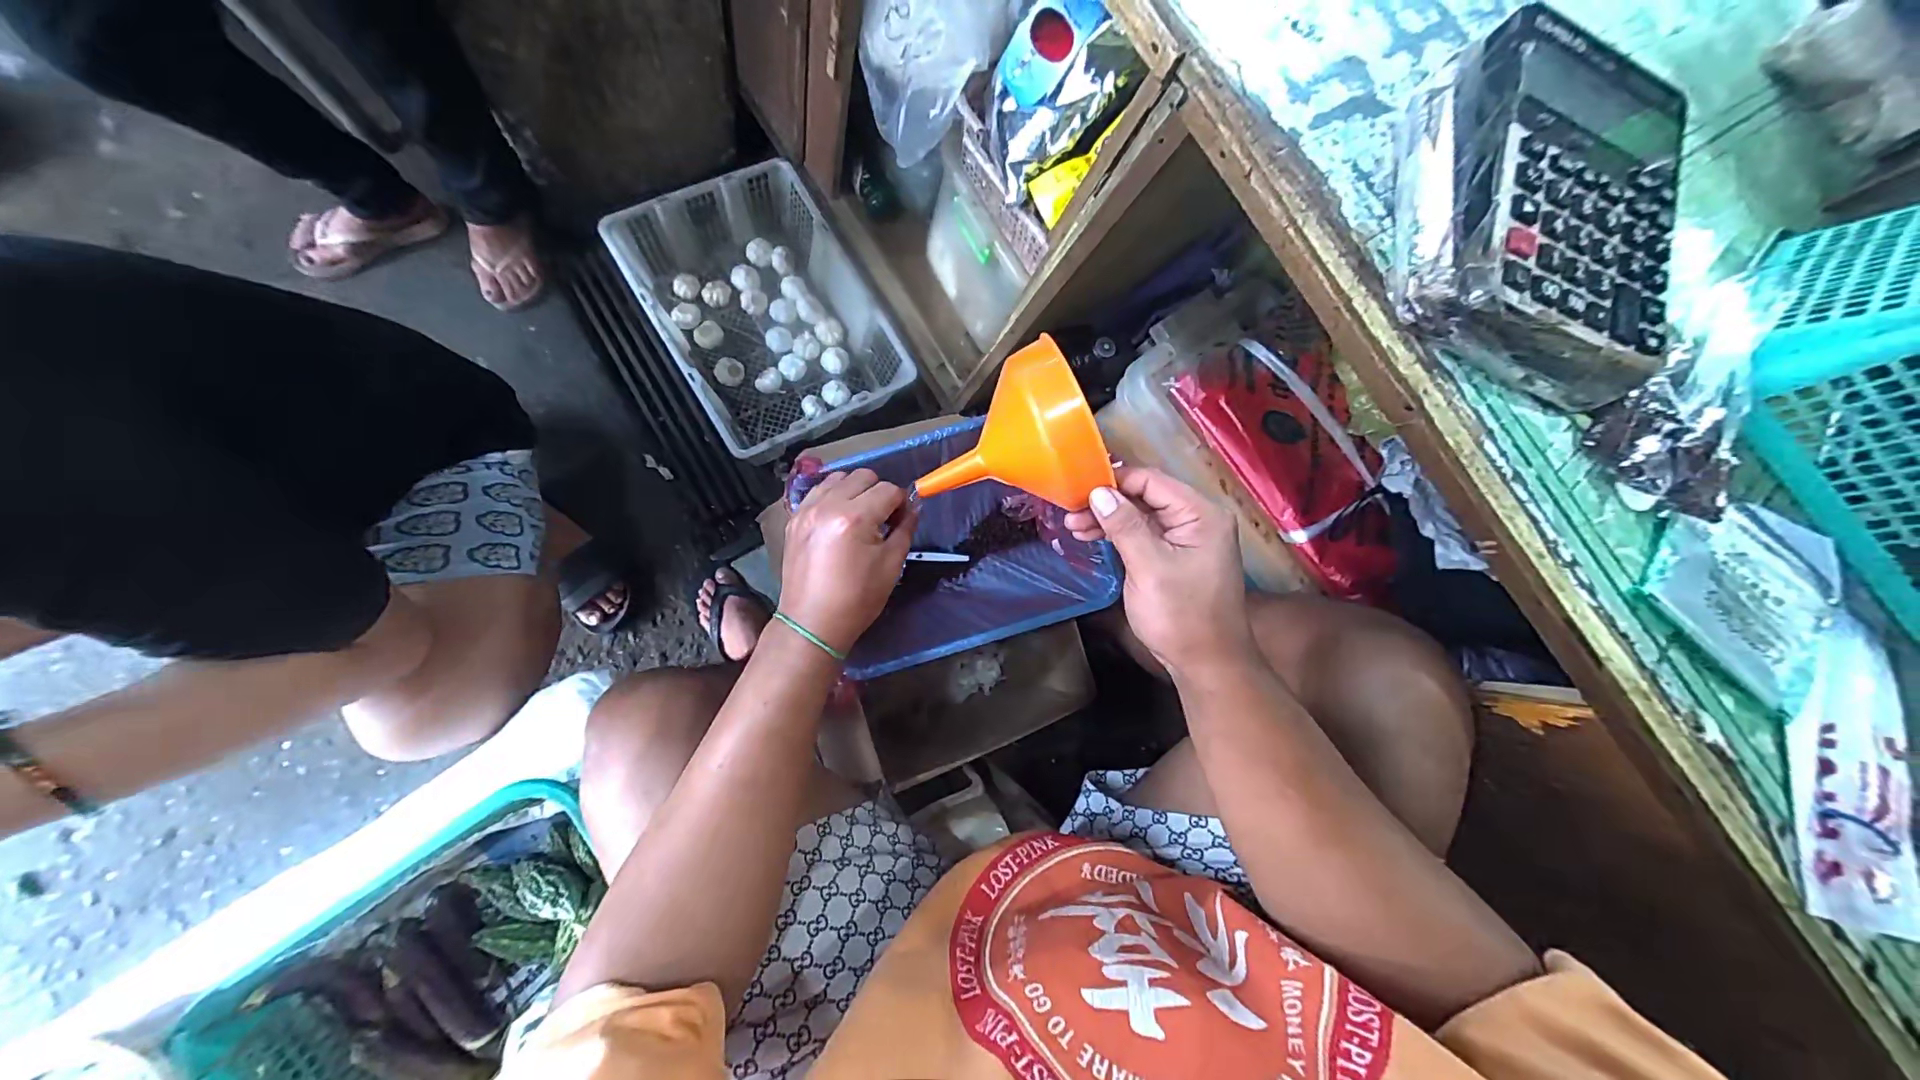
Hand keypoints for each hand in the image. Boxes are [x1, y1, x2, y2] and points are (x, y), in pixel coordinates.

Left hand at [778, 469, 915, 655]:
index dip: (901, 503)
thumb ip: (905, 530)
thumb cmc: (857, 599)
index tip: (902, 521)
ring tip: (858, 517)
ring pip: (838, 478)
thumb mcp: (891, 565)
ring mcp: (807, 510)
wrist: (812, 623)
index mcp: (855, 518)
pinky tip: (838, 520)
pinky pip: (818, 492)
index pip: (888, 490)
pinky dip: (832, 497)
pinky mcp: (794, 519)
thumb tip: (912, 509)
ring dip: (854, 491)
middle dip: (878, 492)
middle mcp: (828, 506)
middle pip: (863, 476)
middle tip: (881, 518)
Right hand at [1064, 466, 1253, 675]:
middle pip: (1146, 496)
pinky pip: (1144, 534)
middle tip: (1071, 513)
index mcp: (1201, 515)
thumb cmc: (1180, 615)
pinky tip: (1093, 537)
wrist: (1206, 663)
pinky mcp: (1176, 556)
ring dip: (1109, 519)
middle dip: (1108, 502)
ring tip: (1075, 528)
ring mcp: (1188, 538)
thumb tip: (1099, 492)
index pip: (1152, 481)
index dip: (1114, 481)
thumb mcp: (1148, 567)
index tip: (1079, 489)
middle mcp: (1198, 519)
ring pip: (1142, 515)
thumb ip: (1124, 525)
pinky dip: (1119, 534)